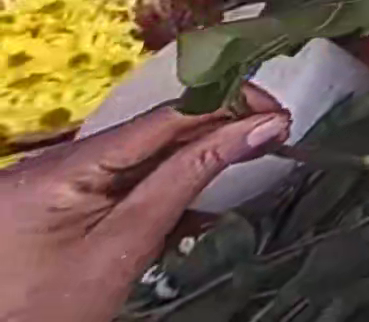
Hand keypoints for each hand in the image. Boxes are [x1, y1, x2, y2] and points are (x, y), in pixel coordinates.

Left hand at [0, 92, 287, 321]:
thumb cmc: (48, 309)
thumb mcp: (127, 241)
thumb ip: (196, 172)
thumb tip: (269, 123)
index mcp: (56, 171)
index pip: (168, 114)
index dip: (233, 105)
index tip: (281, 117)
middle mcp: (50, 165)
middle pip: (160, 129)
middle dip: (223, 130)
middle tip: (275, 138)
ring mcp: (52, 182)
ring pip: (152, 149)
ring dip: (204, 154)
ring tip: (251, 159)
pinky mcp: (60, 199)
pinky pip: (133, 171)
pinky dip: (175, 176)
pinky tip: (202, 194)